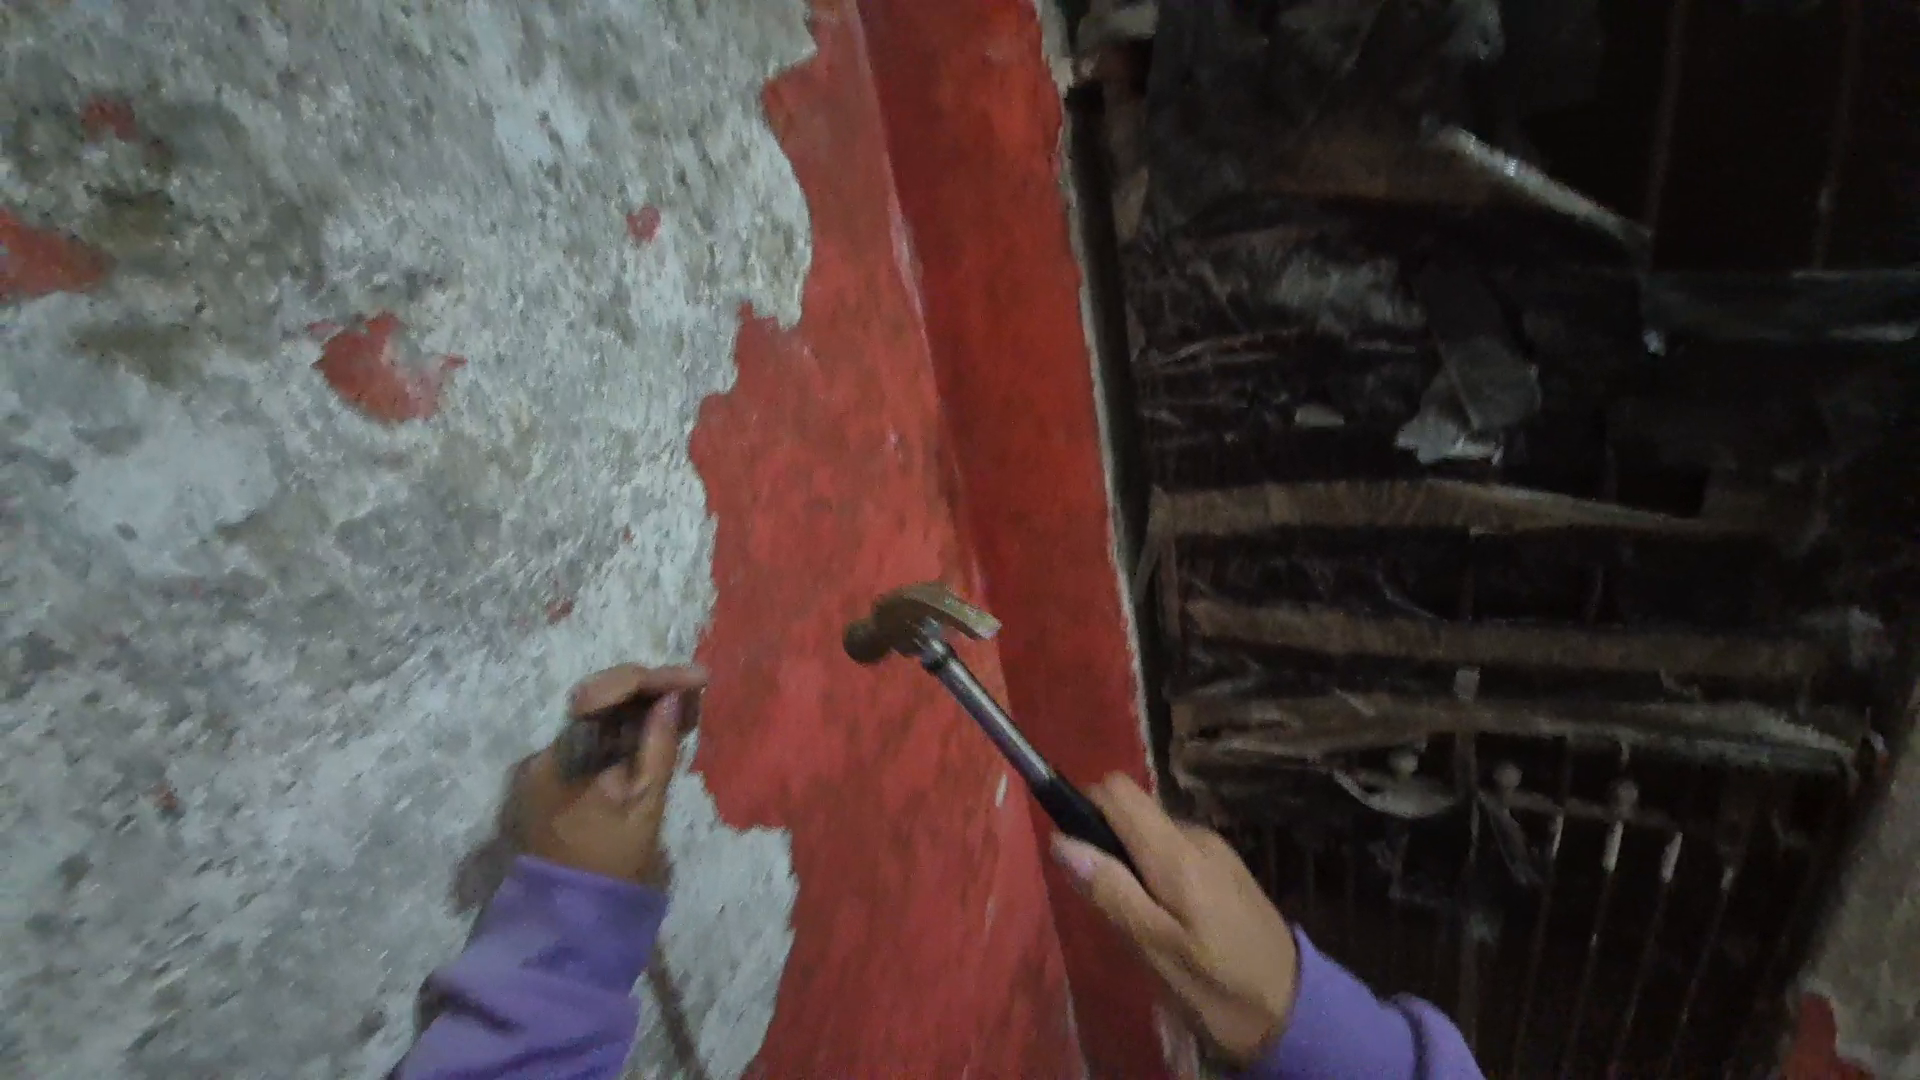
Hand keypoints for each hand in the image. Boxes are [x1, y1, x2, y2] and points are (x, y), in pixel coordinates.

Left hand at [514, 664, 706, 885]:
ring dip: (647, 701)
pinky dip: (635, 723)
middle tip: (697, 685)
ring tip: (690, 700)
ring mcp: (553, 758)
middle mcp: (548, 749)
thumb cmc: (612, 864)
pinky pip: (603, 731)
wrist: (572, 914)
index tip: (697, 679)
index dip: (652, 679)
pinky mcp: (565, 769)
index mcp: (561, 757)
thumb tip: (674, 698)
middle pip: (604, 696)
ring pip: (605, 711)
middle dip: (653, 685)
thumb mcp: (645, 805)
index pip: (603, 694)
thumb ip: (659, 747)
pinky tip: (667, 720)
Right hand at [1052, 775, 1299, 1066]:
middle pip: (1134, 811)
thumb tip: (1061, 840)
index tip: (1077, 849)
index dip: (1087, 806)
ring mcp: (1215, 849)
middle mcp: (1195, 835)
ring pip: (1152, 833)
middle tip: (1112, 904)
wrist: (1301, 1013)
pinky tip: (1171, 921)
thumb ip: (1110, 890)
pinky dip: (1158, 872)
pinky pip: (1175, 850)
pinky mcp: (1226, 866)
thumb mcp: (1155, 948)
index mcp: (1175, 851)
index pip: (1118, 790)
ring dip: (1133, 862)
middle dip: (1109, 844)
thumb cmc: (1219, 987)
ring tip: (1142, 921)